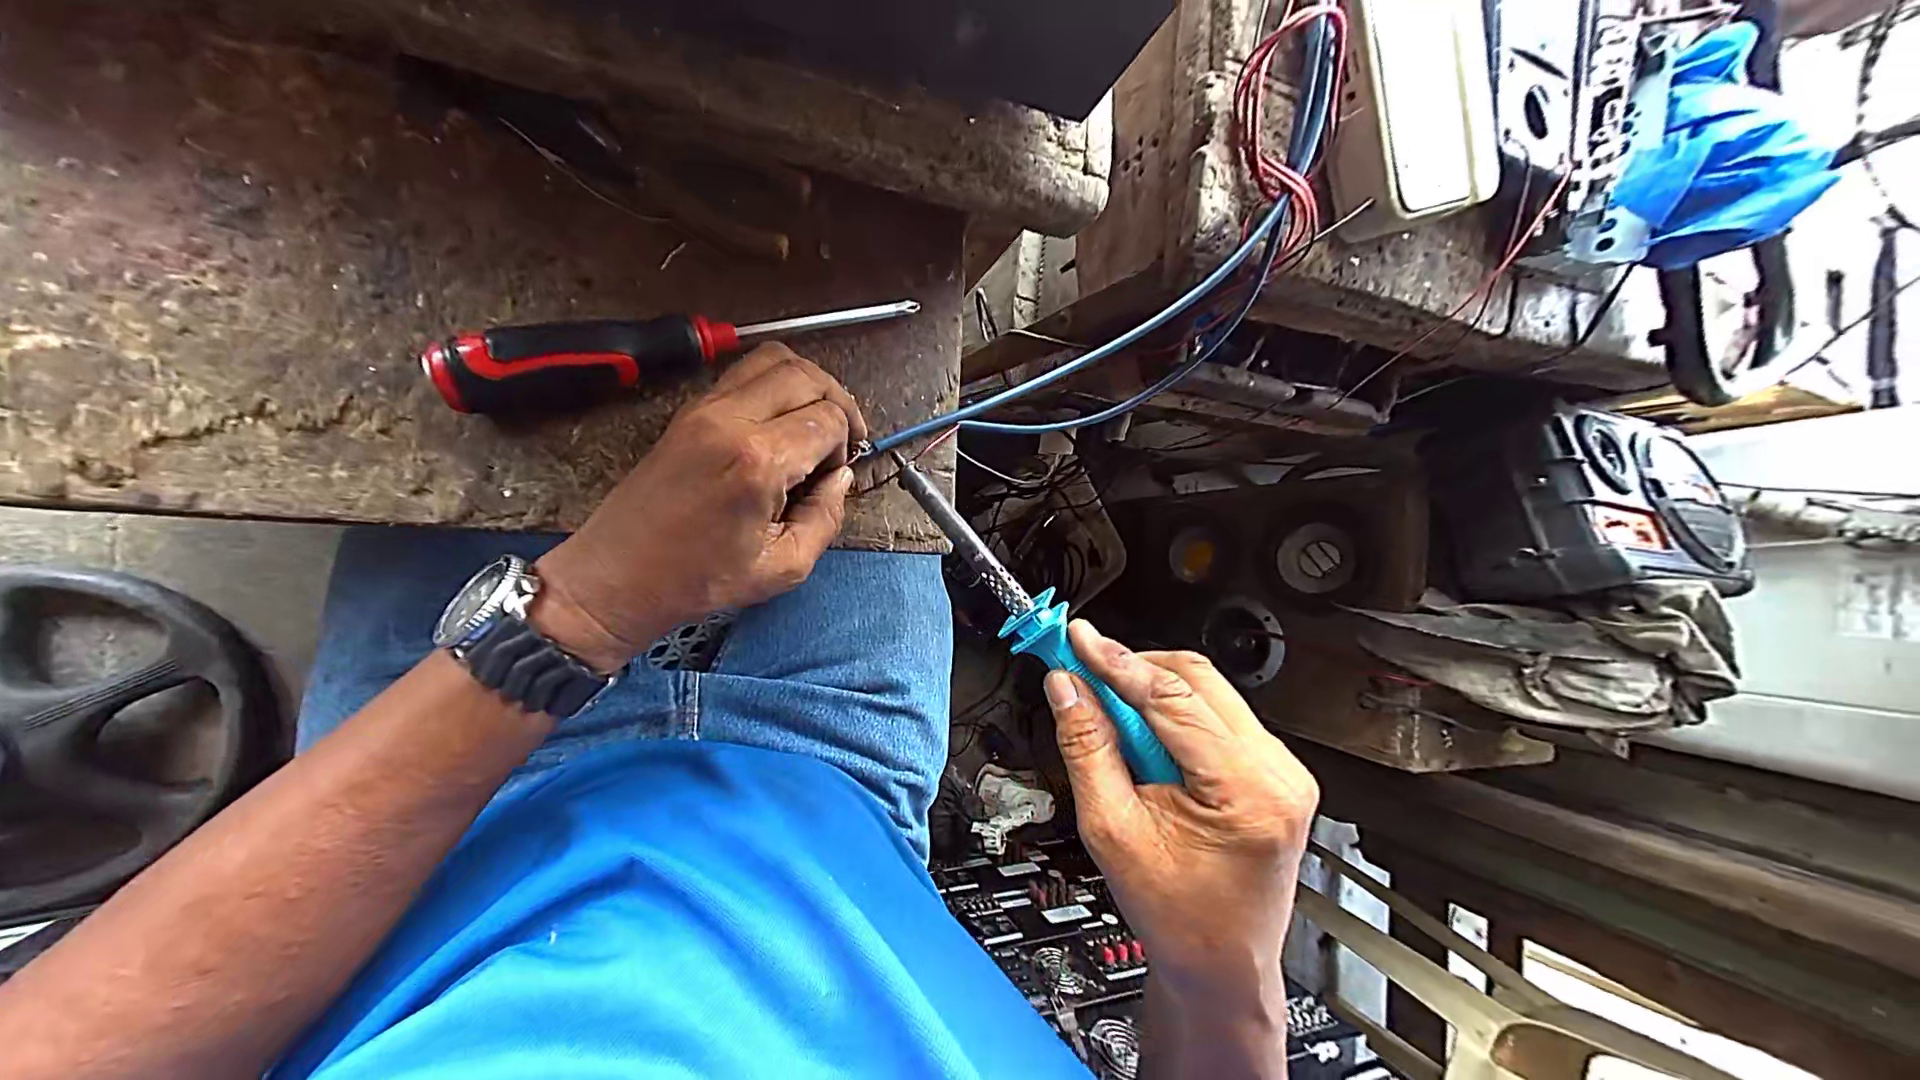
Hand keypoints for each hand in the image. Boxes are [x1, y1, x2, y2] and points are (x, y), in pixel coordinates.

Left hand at [530, 343, 867, 670]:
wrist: (618, 576)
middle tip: (842, 440)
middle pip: (807, 375)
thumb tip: (841, 479)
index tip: (835, 474)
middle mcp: (731, 420)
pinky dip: (775, 383)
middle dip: (838, 402)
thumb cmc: (698, 580)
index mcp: (757, 461)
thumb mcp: (784, 567)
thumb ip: (827, 518)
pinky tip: (782, 421)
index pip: (828, 418)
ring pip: (775, 359)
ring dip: (808, 383)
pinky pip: (744, 372)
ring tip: (817, 420)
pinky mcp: (688, 411)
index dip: (846, 444)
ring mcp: (704, 409)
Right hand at [1043, 621, 1318, 997]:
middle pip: (1194, 678)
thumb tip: (1068, 689)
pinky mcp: (1270, 768)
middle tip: (1080, 665)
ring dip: (1148, 688)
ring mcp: (1280, 769)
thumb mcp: (1111, 830)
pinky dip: (1169, 709)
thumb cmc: (1177, 914)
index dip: (1115, 662)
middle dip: (1131, 668)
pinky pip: (1213, 711)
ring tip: (1107, 711)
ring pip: (1204, 688)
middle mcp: (1277, 772)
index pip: (1172, 697)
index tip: (1077, 639)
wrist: (1220, 960)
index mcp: (1247, 793)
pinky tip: (1141, 733)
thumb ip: (1087, 748)